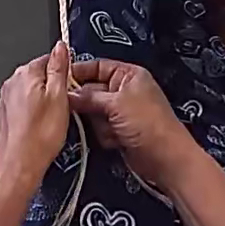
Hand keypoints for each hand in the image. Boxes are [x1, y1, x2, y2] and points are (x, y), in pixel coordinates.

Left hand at [0, 44, 73, 193]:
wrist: (18, 166)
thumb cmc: (39, 137)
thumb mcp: (60, 97)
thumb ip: (60, 67)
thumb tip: (61, 46)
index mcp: (26, 72)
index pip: (51, 58)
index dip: (66, 72)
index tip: (73, 86)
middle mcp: (13, 81)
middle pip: (42, 74)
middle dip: (56, 87)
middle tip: (65, 106)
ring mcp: (8, 97)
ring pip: (35, 90)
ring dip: (46, 101)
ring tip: (53, 120)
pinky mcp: (7, 112)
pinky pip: (27, 104)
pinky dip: (36, 112)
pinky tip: (43, 126)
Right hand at [69, 58, 204, 191]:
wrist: (165, 159)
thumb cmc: (147, 122)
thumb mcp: (116, 103)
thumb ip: (88, 96)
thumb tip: (66, 93)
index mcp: (127, 75)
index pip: (97, 66)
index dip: (79, 72)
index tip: (59, 80)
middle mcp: (123, 90)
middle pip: (91, 91)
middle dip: (88, 104)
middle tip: (85, 111)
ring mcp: (121, 111)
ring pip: (92, 112)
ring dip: (99, 123)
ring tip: (111, 129)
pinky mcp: (118, 130)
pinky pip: (99, 128)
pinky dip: (104, 134)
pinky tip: (115, 140)